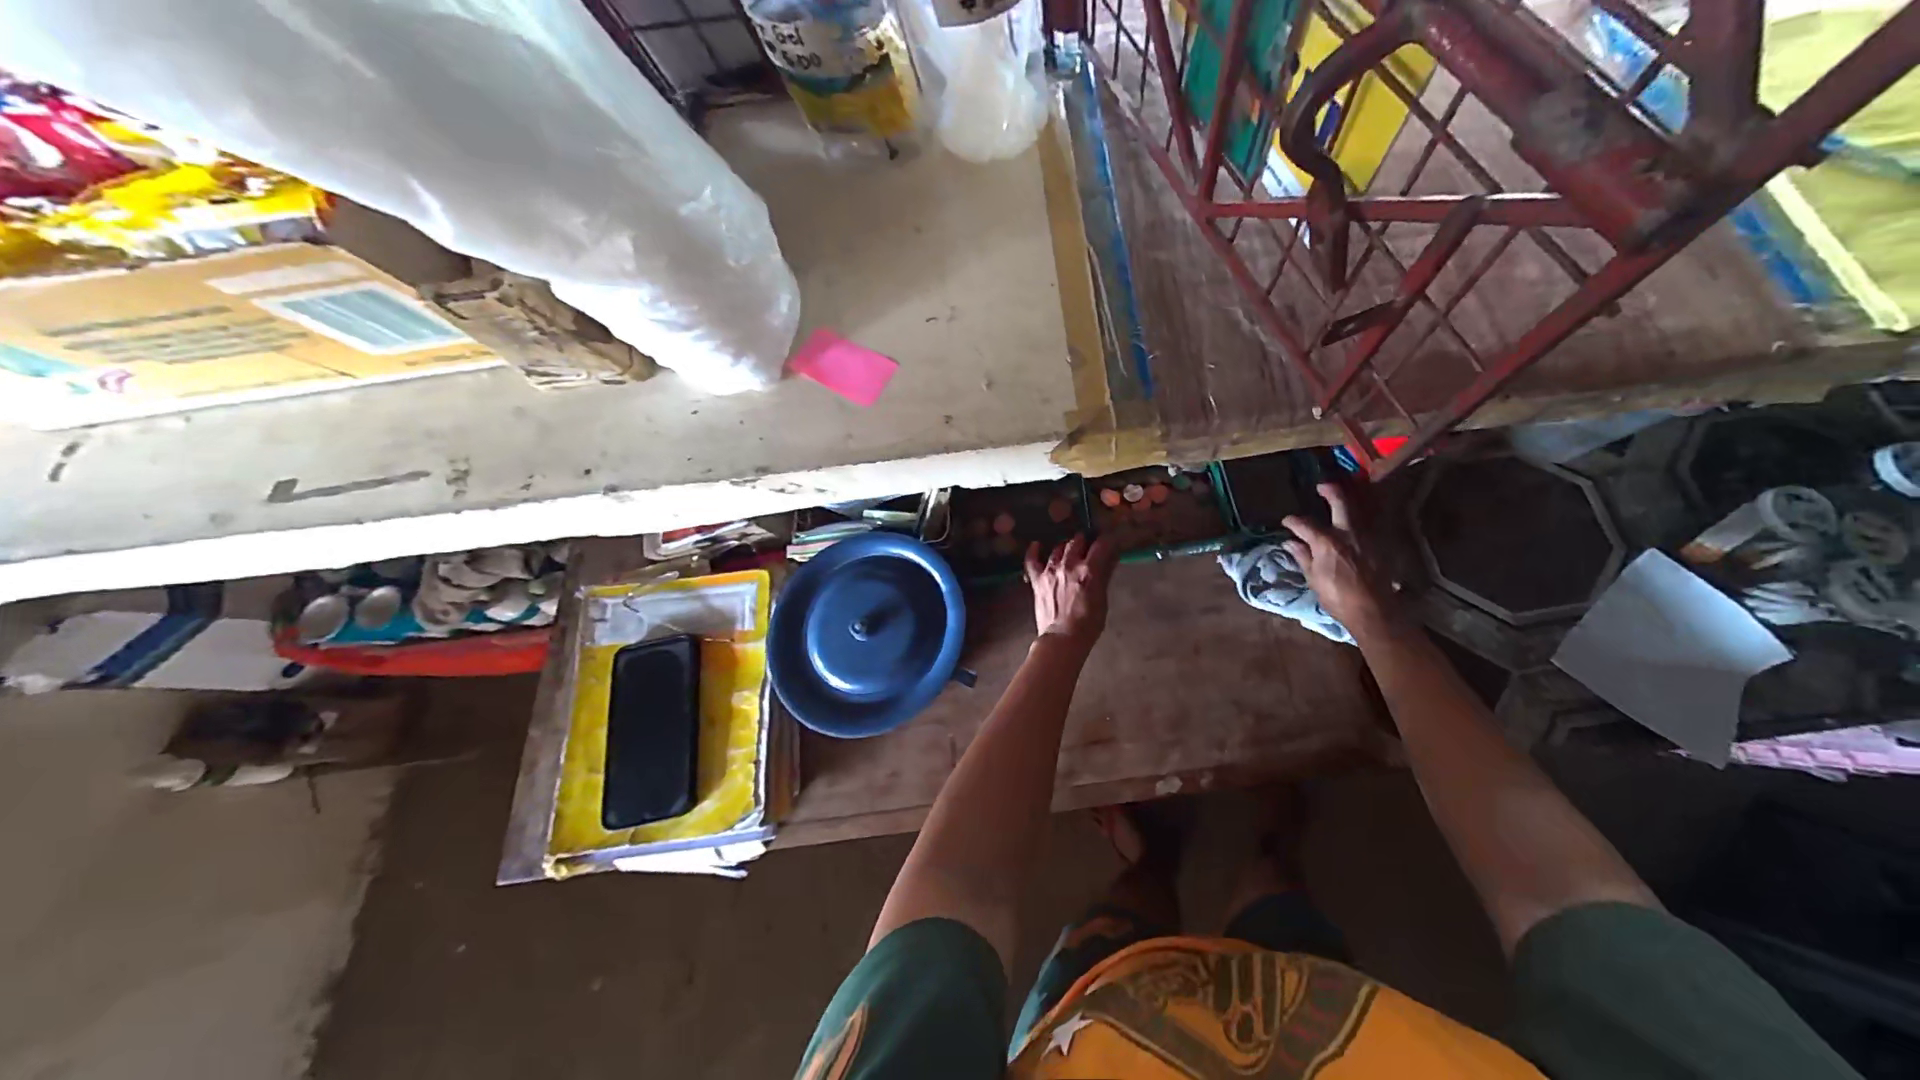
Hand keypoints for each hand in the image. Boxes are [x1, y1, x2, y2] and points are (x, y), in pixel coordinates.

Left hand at [1024, 533, 1118, 650]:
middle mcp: (1069, 564)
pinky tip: (1037, 544)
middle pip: (1078, 541)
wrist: (1062, 639)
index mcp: (1089, 570)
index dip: (1108, 541)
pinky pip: (1031, 560)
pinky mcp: (1037, 579)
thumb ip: (1105, 575)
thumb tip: (1111, 557)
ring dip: (1066, 547)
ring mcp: (1050, 570)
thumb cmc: (1088, 624)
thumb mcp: (1102, 599)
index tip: (1110, 542)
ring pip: (1059, 548)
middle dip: (1086, 542)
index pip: (1102, 544)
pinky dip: (1034, 551)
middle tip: (1089, 549)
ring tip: (1070, 551)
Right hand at [1282, 483, 1394, 638]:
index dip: (1293, 522)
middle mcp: (1348, 534)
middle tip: (1322, 486)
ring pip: (1358, 513)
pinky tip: (1355, 523)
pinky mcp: (1379, 547)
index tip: (1286, 522)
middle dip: (1330, 492)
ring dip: (1348, 504)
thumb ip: (1303, 557)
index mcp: (1326, 542)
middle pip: (1340, 505)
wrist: (1373, 611)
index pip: (1305, 525)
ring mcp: (1366, 539)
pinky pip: (1368, 526)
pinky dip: (1359, 521)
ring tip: (1340, 499)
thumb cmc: (1337, 597)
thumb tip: (1291, 542)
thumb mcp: (1313, 578)